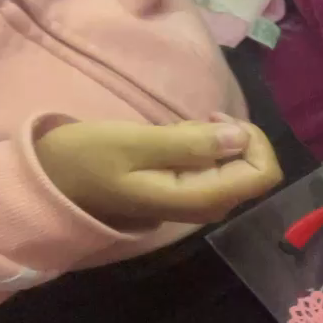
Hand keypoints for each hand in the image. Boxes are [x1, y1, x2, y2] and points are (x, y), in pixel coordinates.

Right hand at [35, 118, 281, 228]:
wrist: (58, 186)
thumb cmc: (87, 160)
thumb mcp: (132, 143)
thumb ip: (189, 142)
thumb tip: (241, 138)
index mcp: (205, 197)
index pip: (264, 173)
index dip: (254, 141)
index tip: (216, 117)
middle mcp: (216, 205)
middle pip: (256, 168)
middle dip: (230, 137)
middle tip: (189, 121)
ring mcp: (207, 200)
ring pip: (236, 165)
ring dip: (212, 140)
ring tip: (172, 132)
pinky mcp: (197, 191)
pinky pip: (218, 166)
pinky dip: (201, 147)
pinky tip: (171, 141)